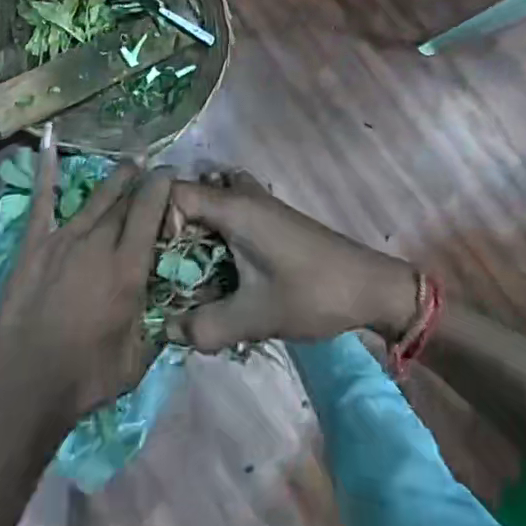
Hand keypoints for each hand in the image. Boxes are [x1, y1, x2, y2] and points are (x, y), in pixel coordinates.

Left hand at [0, 127, 174, 422]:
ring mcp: (64, 239)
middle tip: (154, 168)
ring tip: (129, 162)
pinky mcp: (35, 243)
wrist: (26, 381)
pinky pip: (43, 200)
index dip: (162, 187)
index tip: (171, 173)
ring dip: (115, 179)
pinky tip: (49, 141)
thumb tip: (178, 312)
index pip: (150, 212)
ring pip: (96, 199)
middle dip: (143, 182)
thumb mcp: (138, 359)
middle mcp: (99, 243)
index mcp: (128, 268)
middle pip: (125, 202)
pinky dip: (46, 168)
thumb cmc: (86, 375)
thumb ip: (160, 328)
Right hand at [165, 168, 421, 351]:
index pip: (173, 193)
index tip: (153, 260)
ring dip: (194, 230)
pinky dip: (213, 232)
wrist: (371, 287)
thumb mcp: (256, 315)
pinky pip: (226, 211)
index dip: (154, 222)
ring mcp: (257, 203)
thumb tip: (166, 331)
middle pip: (188, 196)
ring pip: (208, 202)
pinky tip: (217, 269)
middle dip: (171, 230)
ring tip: (188, 268)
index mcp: (233, 207)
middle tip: (165, 269)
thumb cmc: (312, 293)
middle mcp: (241, 195)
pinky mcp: (268, 217)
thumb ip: (205, 326)